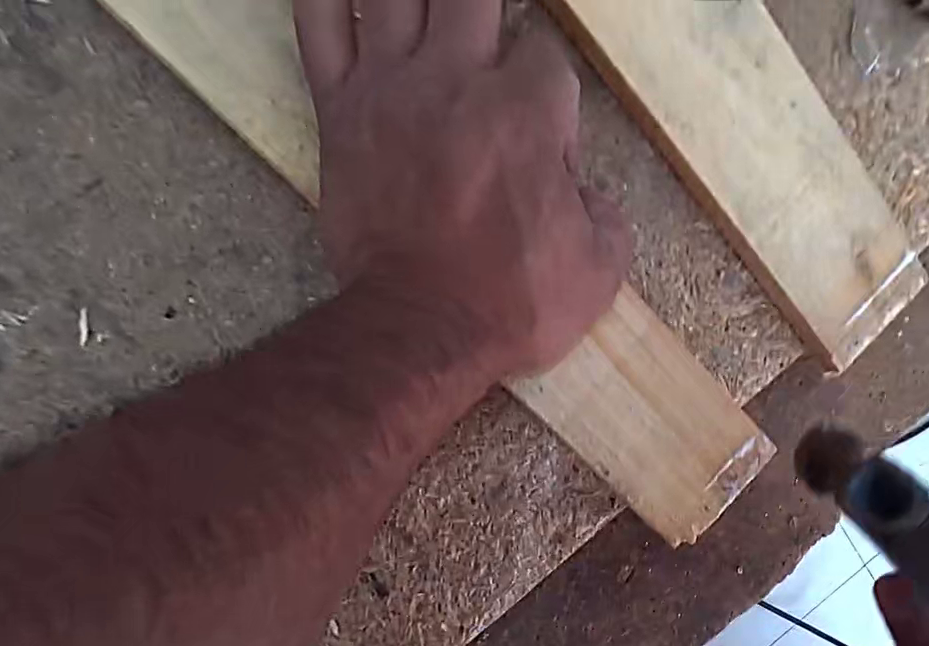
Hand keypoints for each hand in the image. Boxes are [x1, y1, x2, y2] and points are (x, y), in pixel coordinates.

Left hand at [294, 0, 631, 380]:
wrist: (428, 329)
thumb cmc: (517, 305)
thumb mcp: (599, 276)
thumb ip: (609, 220)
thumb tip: (591, 199)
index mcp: (526, 116)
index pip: (549, 62)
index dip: (557, 106)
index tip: (551, 158)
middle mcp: (457, 82)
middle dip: (493, 17)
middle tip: (495, 53)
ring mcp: (391, 89)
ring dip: (426, 2)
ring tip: (441, 18)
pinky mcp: (340, 112)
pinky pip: (320, 21)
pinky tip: (357, 3)